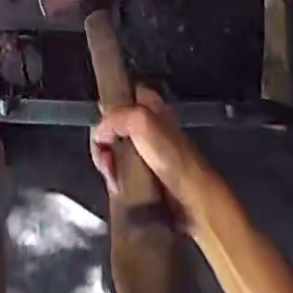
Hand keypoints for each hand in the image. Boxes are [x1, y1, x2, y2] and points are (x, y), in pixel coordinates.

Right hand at [90, 86, 223, 228]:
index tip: (104, 128)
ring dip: (107, 164)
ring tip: (114, 176)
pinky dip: (114, 178)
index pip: (121, 94)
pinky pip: (118, 171)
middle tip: (108, 157)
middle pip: (112, 125)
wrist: (192, 198)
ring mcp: (145, 151)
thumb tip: (100, 132)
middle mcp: (148, 125)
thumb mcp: (142, 123)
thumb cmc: (173, 157)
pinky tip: (118, 186)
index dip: (108, 109)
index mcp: (151, 105)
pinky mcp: (143, 174)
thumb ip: (115, 117)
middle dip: (104, 142)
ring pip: (112, 150)